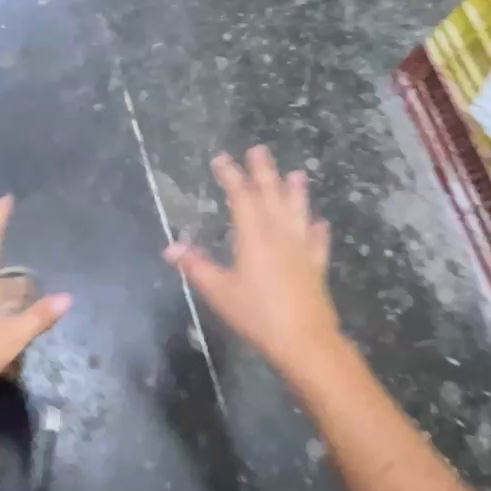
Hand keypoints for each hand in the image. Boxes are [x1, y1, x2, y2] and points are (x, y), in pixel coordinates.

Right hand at [164, 146, 344, 377]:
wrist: (305, 341)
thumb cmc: (258, 315)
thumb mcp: (220, 292)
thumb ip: (197, 267)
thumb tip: (170, 247)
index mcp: (254, 237)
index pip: (241, 197)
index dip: (231, 176)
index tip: (222, 159)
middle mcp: (279, 235)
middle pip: (272, 196)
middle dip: (264, 172)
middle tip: (259, 150)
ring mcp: (301, 250)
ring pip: (298, 212)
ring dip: (296, 192)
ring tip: (297, 173)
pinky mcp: (316, 267)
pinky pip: (318, 242)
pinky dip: (318, 230)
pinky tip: (320, 223)